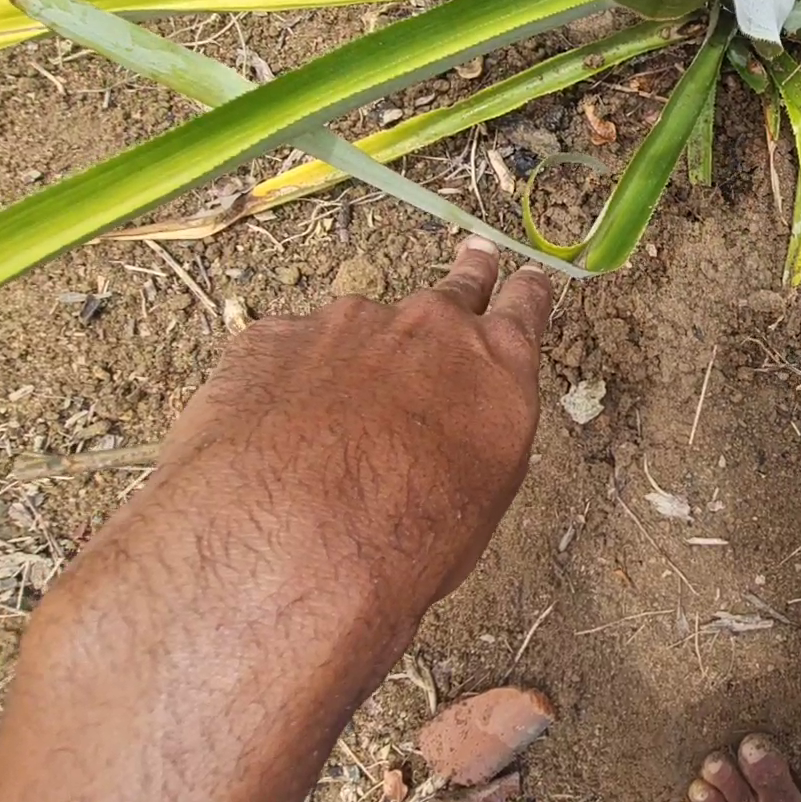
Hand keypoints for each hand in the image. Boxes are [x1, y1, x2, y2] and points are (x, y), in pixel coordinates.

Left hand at [155, 235, 554, 599]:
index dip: (527, 292)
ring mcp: (348, 322)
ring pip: (368, 326)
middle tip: (476, 254)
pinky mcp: (273, 337)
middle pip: (458, 286)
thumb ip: (483, 423)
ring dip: (367, 350)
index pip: (525, 304)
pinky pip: (294, 350)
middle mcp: (431, 324)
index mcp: (496, 359)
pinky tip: (278, 427)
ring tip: (340, 410)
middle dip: (472, 271)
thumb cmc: (412, 537)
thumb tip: (461, 415)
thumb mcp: (486, 486)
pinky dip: (295, 377)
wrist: (283, 547)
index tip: (527, 279)